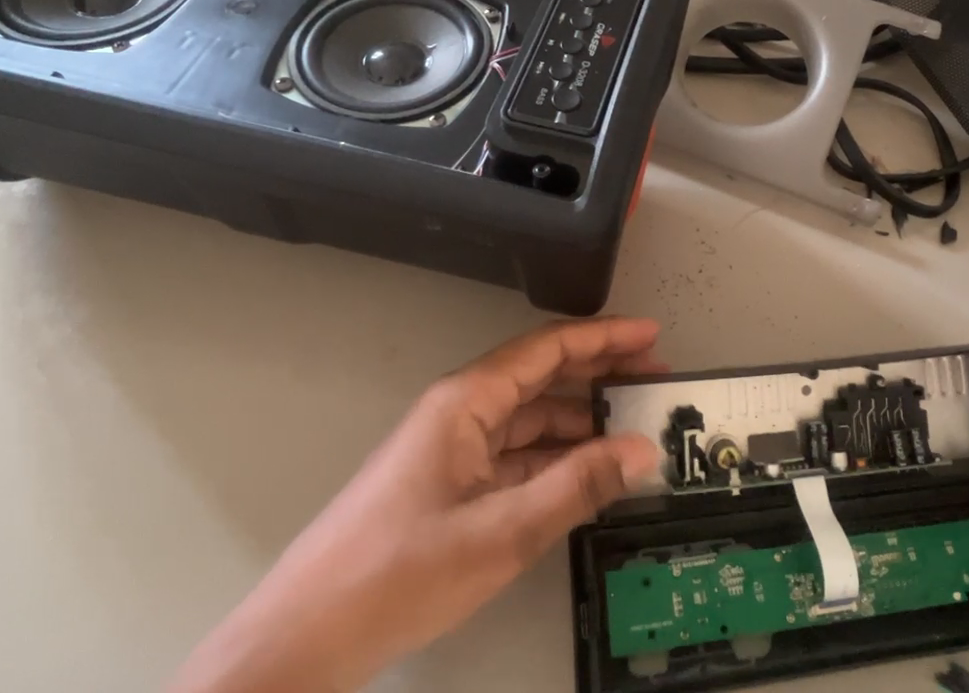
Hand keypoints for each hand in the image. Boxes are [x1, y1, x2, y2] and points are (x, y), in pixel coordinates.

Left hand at [170, 318, 665, 692]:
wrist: (311, 633)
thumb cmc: (402, 571)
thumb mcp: (502, 531)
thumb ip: (578, 486)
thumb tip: (643, 450)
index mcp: (467, 401)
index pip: (547, 349)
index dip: (603, 338)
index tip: (653, 336)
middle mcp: (462, 413)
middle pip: (541, 378)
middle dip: (600, 374)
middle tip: (657, 380)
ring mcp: (455, 450)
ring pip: (531, 420)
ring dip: (582, 420)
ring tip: (635, 428)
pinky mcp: (452, 486)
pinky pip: (517, 456)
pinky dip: (557, 458)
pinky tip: (590, 473)